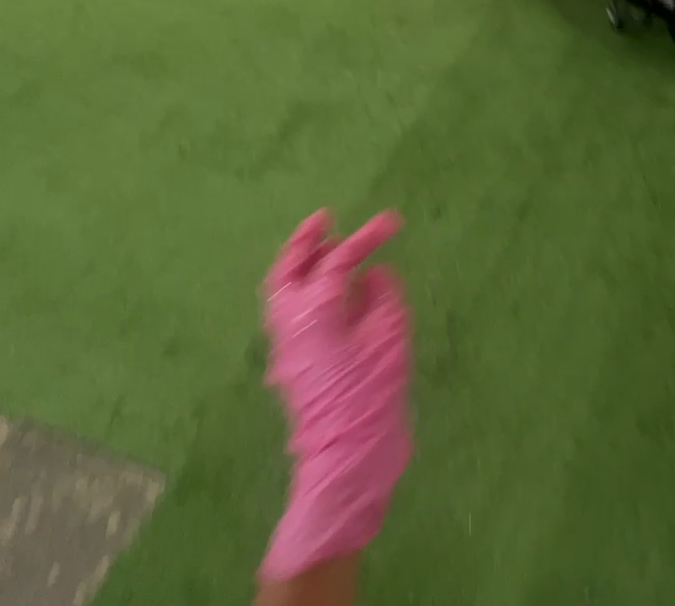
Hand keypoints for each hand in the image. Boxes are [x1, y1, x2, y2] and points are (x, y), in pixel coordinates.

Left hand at [259, 211, 410, 582]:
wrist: (347, 454)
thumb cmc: (373, 391)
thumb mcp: (389, 336)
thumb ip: (381, 297)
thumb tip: (372, 276)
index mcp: (314, 310)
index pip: (338, 261)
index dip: (366, 237)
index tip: (392, 222)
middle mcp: (290, 323)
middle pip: (288, 271)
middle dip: (305, 243)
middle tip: (325, 219)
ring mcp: (286, 346)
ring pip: (282, 293)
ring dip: (300, 265)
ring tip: (324, 247)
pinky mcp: (294, 364)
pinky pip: (290, 313)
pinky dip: (304, 291)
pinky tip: (331, 292)